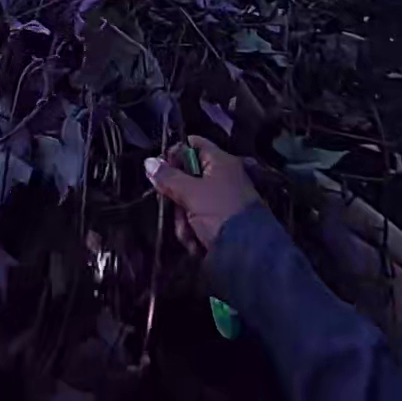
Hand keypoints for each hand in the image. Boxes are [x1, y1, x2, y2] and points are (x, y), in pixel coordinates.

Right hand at [144, 135, 260, 252]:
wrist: (251, 256)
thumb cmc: (221, 213)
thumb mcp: (191, 193)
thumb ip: (168, 177)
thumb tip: (149, 161)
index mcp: (220, 162)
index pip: (193, 144)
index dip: (174, 154)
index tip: (160, 169)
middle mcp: (223, 177)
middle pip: (188, 176)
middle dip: (177, 196)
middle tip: (172, 207)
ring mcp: (224, 201)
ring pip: (191, 201)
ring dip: (183, 219)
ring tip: (187, 233)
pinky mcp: (224, 222)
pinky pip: (200, 219)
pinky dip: (194, 231)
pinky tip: (195, 243)